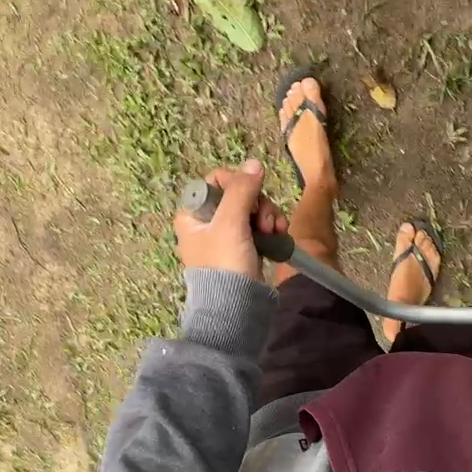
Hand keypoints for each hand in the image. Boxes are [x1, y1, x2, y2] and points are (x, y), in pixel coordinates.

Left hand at [173, 159, 286, 279]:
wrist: (235, 308)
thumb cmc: (225, 264)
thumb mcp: (231, 223)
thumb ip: (241, 190)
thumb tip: (255, 163)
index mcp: (192, 214)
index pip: (215, 181)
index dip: (237, 182)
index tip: (251, 193)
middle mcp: (206, 223)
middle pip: (238, 194)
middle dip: (258, 203)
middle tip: (266, 220)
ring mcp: (226, 237)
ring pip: (252, 210)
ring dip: (268, 215)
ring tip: (275, 232)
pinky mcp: (243, 249)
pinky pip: (259, 227)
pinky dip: (271, 228)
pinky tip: (279, 237)